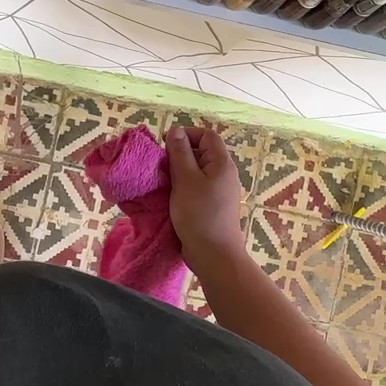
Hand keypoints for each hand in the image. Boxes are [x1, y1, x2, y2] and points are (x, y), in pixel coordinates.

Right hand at [164, 124, 245, 276]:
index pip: (207, 136)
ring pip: (196, 172)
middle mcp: (223, 175)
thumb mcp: (185, 180)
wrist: (213, 255)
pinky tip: (169, 197)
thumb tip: (176, 131)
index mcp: (222, 164)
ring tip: (163, 182)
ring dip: (178, 173)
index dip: (187, 135)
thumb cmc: (199, 214)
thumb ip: (180, 153)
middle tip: (162, 166)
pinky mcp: (211, 206)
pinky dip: (182, 188)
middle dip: (179, 155)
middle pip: (201, 153)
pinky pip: (196, 188)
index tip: (166, 145)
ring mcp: (218, 192)